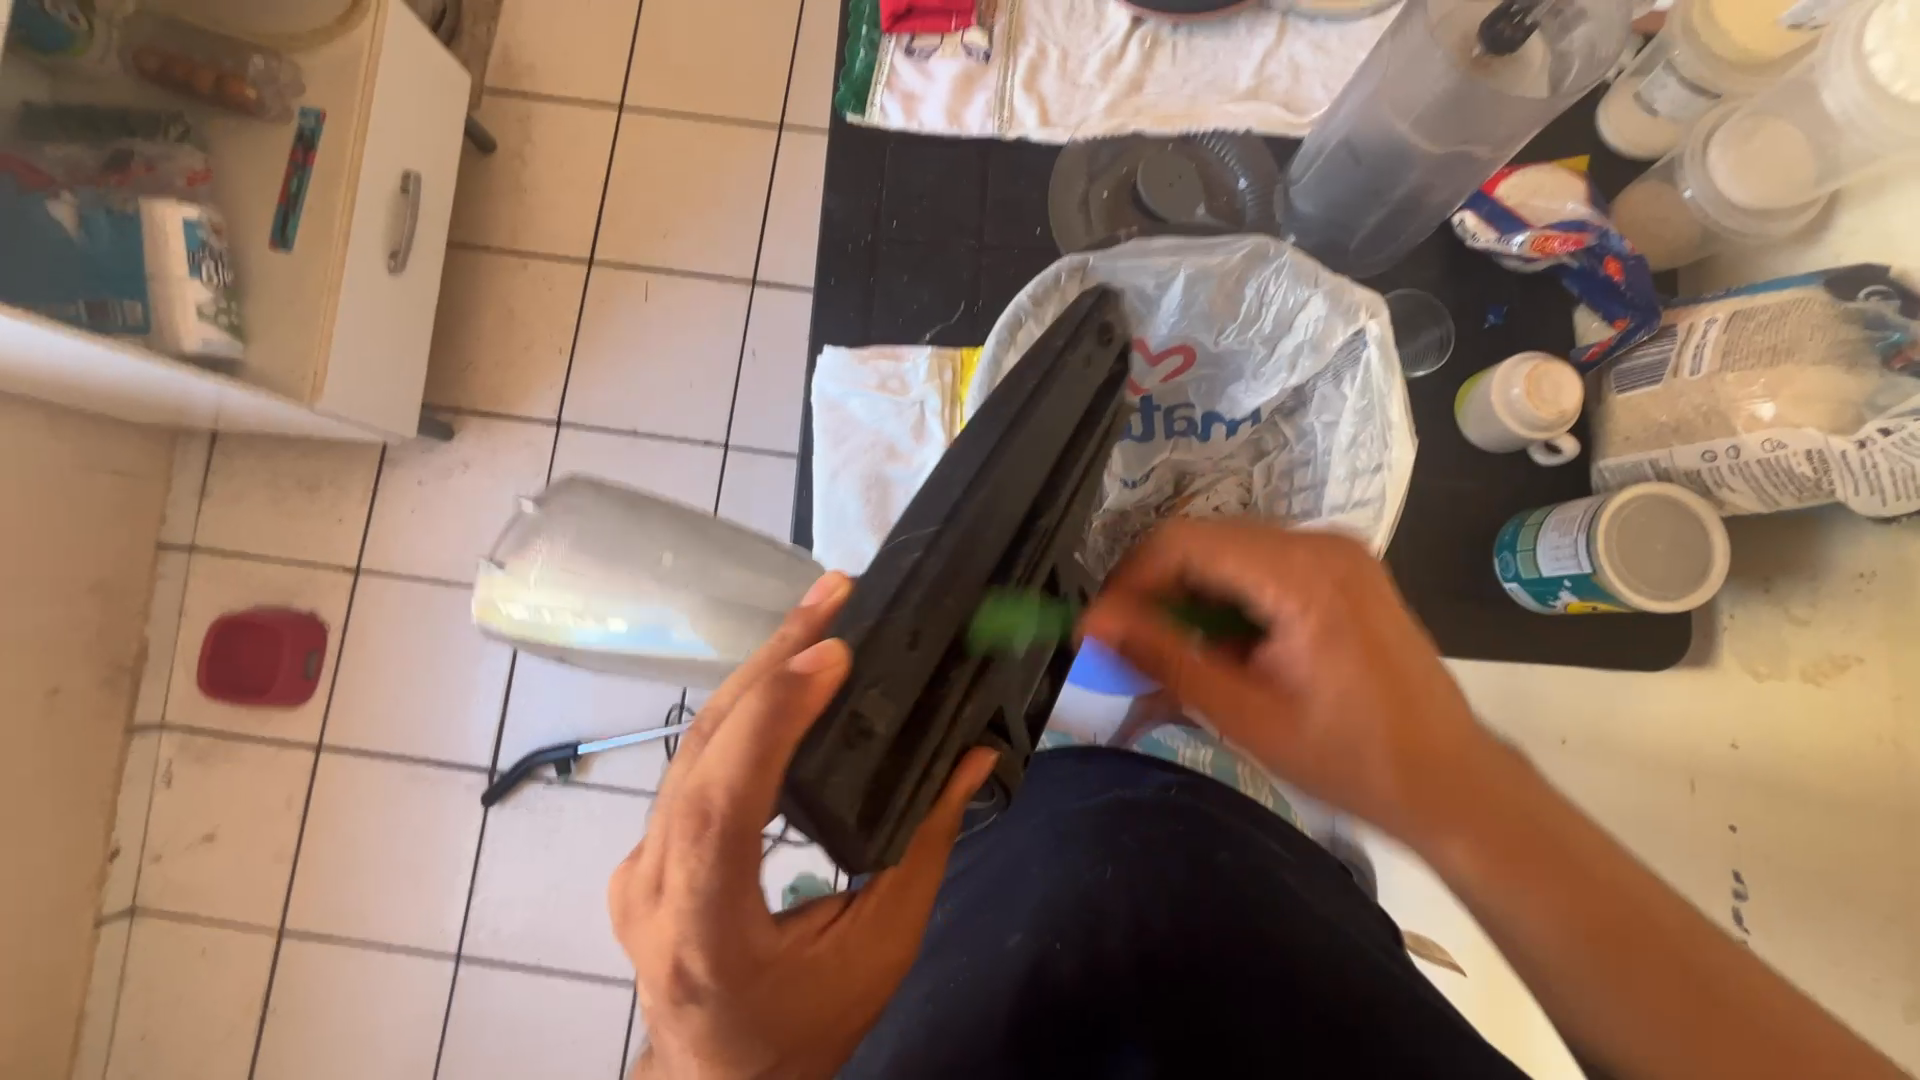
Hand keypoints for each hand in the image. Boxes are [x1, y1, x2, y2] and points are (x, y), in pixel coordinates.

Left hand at [609, 571, 998, 1079]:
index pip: (724, 806)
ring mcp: (639, 863)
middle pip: (703, 752)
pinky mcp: (648, 848)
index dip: (772, 720)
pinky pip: (695, 762)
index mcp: (708, 930)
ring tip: (818, 614)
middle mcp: (653, 887)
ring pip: (693, 745)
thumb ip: (922, 844)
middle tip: (833, 596)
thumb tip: (974, 756)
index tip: (831, 657)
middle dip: (771, 663)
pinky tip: (784, 670)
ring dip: (757, 672)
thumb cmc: (808, 1024)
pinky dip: (745, 707)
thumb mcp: (882, 946)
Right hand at [1079, 522, 1509, 845]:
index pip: (1182, 541)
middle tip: (1129, 645)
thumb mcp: (1245, 713)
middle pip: (1204, 541)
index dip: (1129, 580)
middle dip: (1155, 589)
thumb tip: (1092, 623)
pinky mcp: (1343, 571)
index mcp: (1301, 573)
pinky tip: (1223, 646)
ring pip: (1228, 552)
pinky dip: (1226, 600)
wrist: (1451, 782)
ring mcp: (1337, 553)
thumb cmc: (1351, 759)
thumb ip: (1164, 656)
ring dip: (1189, 595)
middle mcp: (1320, 543)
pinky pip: (1260, 566)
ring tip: (1172, 651)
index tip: (1102, 628)